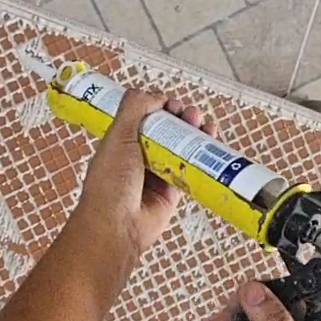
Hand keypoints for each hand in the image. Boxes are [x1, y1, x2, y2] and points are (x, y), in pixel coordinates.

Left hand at [70, 90, 212, 257]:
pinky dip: (201, 157)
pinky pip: (189, 170)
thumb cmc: (110, 182)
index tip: (168, 103)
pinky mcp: (171, 191)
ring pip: (179, 149)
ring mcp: (155, 175)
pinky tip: (210, 143)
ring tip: (202, 123)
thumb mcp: (117, 136)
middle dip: (179, 119)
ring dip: (192, 134)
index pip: (142, 118)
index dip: (157, 108)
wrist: (117, 225)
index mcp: (119, 143)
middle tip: (189, 113)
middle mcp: (137, 158)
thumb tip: (154, 95)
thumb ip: (134, 110)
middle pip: (164, 132)